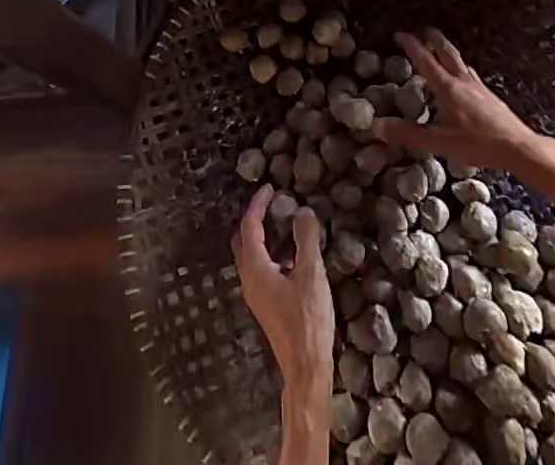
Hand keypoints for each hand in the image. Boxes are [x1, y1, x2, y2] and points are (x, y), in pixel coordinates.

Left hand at [233, 184, 334, 398]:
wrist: (306, 368)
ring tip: (285, 222)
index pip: (250, 226)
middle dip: (255, 217)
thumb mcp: (311, 275)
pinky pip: (261, 267)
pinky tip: (293, 254)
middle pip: (243, 239)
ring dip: (263, 235)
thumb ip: (306, 240)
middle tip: (273, 202)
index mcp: (255, 268)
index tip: (270, 187)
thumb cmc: (307, 320)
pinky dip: (271, 251)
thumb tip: (302, 210)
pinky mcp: (265, 303)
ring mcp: (255, 293)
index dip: (258, 203)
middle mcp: (248, 279)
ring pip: (251, 254)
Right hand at [372, 28, 554, 173]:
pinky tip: (463, 79)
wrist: (519, 147)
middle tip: (422, 31)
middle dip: (432, 38)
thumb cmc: (479, 144)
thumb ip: (408, 134)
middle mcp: (463, 82)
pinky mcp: (489, 97)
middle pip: (446, 52)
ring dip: (447, 52)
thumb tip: (377, 126)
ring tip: (440, 51)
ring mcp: (479, 88)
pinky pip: (470, 75)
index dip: (411, 46)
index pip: (425, 60)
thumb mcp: (438, 142)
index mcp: (448, 88)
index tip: (400, 34)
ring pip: (460, 62)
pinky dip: (460, 68)